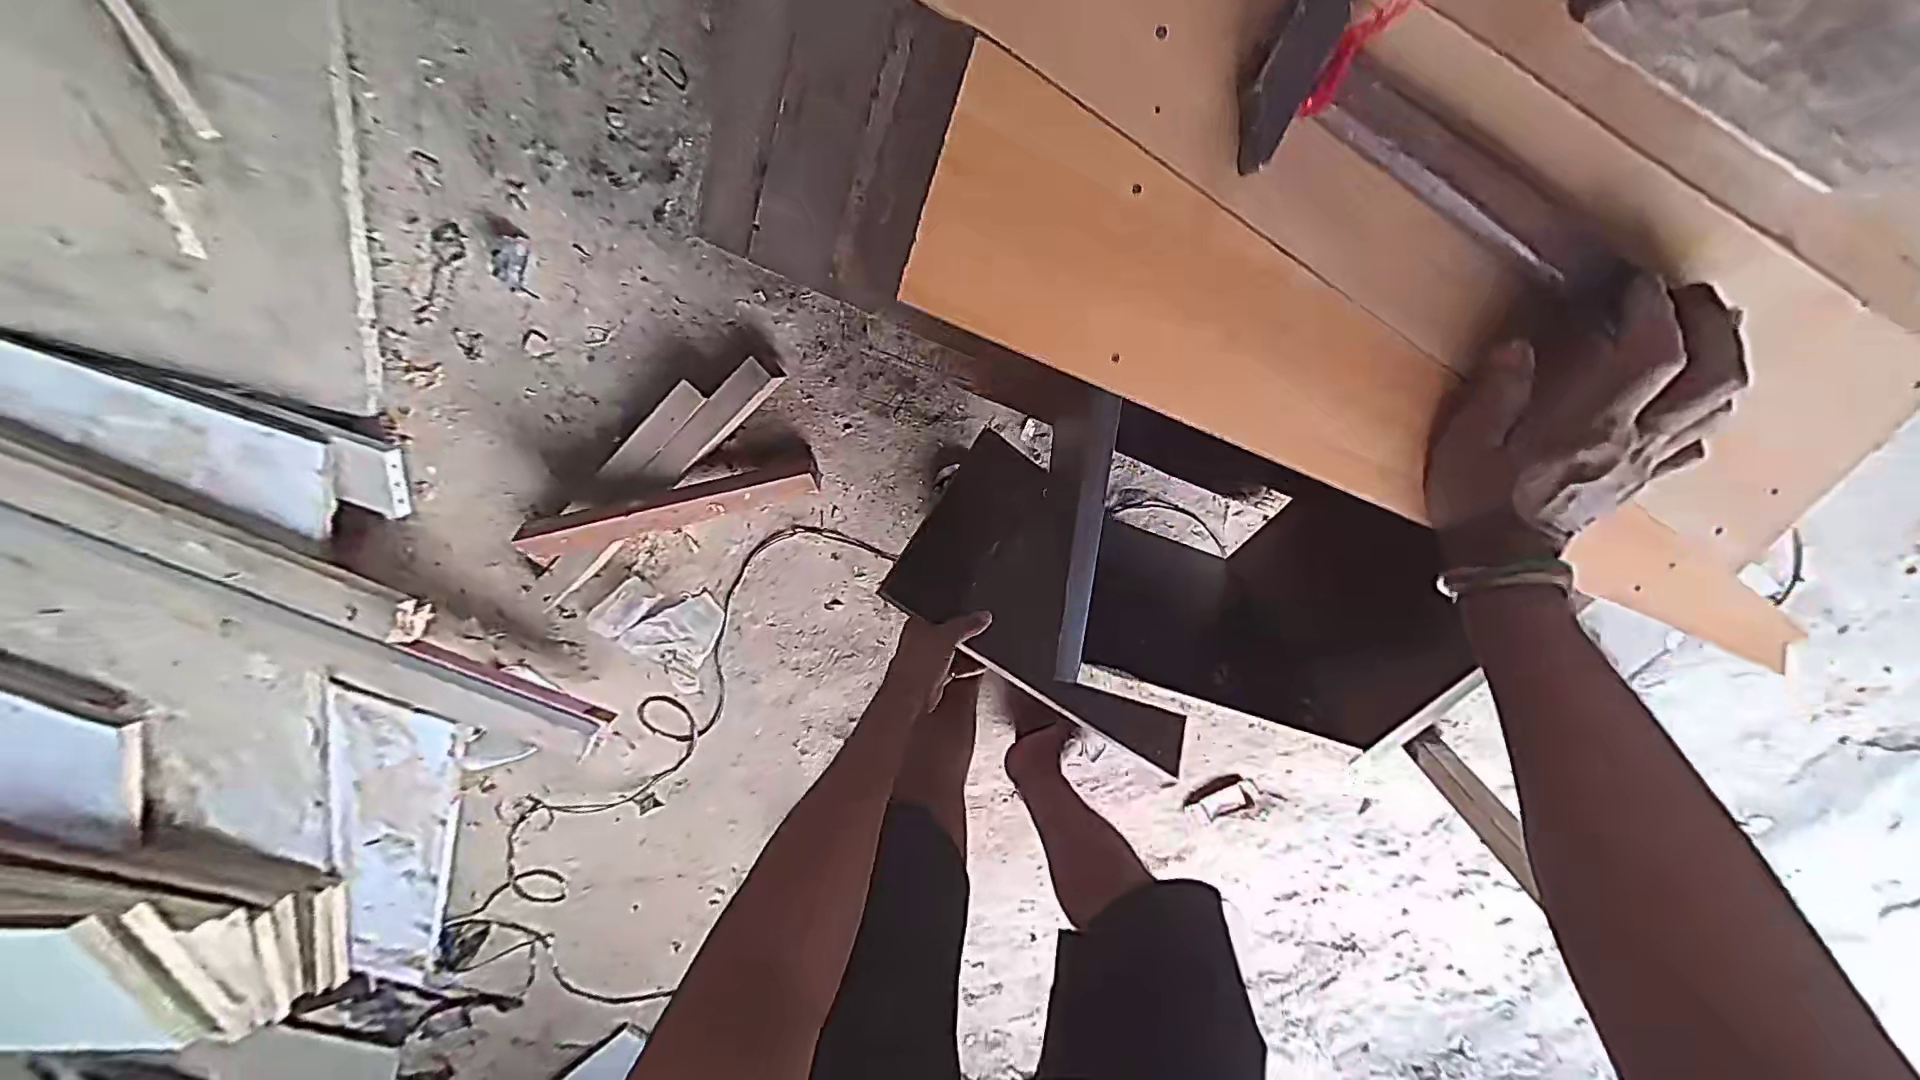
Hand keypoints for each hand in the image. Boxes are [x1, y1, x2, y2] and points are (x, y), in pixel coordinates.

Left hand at [883, 612, 991, 710]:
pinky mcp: (934, 677)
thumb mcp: (947, 636)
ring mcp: (927, 660)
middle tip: (980, 633)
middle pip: (948, 633)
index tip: (975, 616)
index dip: (958, 614)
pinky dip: (966, 667)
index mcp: (918, 624)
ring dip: (967, 653)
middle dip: (964, 635)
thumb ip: (966, 624)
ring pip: (952, 652)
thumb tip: (982, 617)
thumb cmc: (917, 664)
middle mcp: (920, 641)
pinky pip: (954, 668)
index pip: (941, 613)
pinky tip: (977, 666)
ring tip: (981, 651)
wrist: (912, 696)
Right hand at [1425, 274, 1747, 567]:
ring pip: (1719, 404)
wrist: (1500, 559)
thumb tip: (1516, 348)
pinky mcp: (1642, 480)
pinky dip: (1704, 410)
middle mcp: (1635, 439)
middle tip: (1688, 296)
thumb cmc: (1477, 500)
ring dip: (1725, 358)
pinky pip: (1695, 442)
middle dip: (1710, 325)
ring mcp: (1646, 461)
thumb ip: (1495, 395)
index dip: (1654, 311)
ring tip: (1707, 332)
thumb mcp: (1466, 445)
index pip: (1652, 355)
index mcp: (1591, 426)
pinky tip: (1688, 399)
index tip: (1636, 285)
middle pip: (1714, 374)